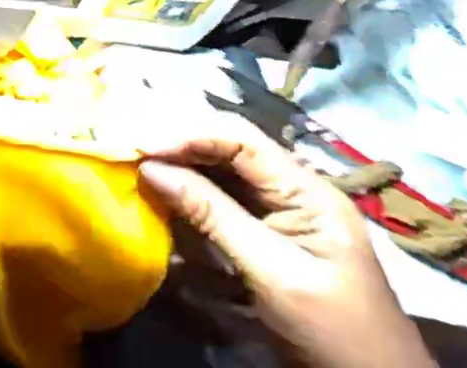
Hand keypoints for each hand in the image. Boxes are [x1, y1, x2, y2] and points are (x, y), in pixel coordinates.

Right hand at [139, 115, 435, 367]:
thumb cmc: (337, 333)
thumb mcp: (275, 273)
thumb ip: (212, 215)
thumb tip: (148, 167)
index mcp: (308, 192)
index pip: (239, 138)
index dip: (187, 134)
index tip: (143, 148)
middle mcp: (290, 191)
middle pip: (224, 145)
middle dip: (175, 141)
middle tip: (129, 146)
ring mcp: (275, 212)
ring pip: (214, 167)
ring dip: (174, 163)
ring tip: (133, 162)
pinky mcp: (258, 233)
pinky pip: (213, 196)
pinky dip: (181, 189)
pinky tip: (156, 190)